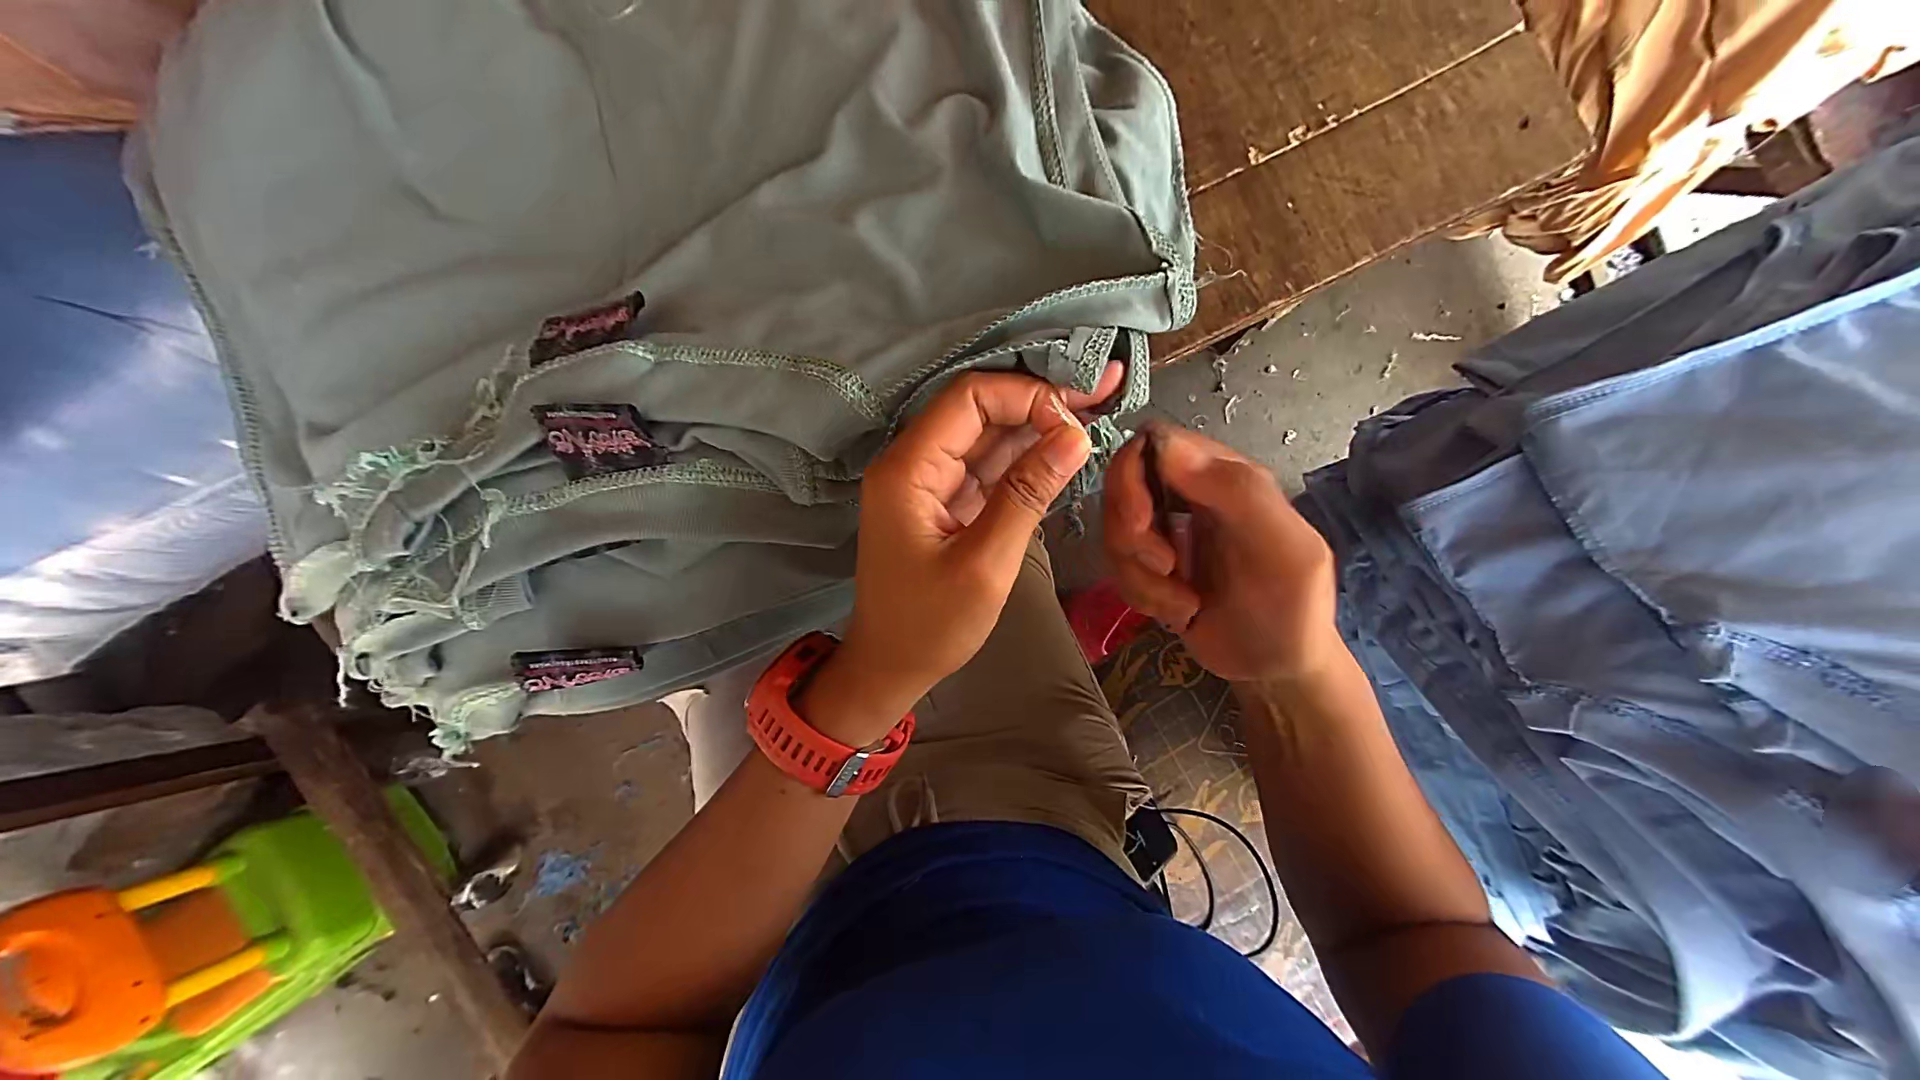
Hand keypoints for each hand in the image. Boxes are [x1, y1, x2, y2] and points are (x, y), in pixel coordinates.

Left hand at [804, 365, 1122, 742]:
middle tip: (1104, 392)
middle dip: (1039, 401)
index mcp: (908, 469)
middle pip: (979, 409)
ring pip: (987, 434)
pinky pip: (987, 465)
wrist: (890, 666)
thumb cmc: (930, 626)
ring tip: (1096, 409)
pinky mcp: (945, 500)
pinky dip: (1025, 457)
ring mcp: (929, 481)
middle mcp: (913, 462)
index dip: (1025, 396)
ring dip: (1038, 424)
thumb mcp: (985, 564)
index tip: (1075, 418)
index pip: (969, 399)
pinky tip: (1064, 447)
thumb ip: (1027, 495)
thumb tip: (1074, 436)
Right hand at [1102, 423, 1342, 683]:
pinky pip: (1116, 566)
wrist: (1274, 669)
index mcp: (1224, 474)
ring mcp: (1165, 528)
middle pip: (1120, 483)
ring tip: (1184, 603)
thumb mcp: (1283, 551)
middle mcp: (1187, 492)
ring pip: (1114, 529)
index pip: (1154, 442)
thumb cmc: (1291, 610)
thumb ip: (1237, 492)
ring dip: (1141, 575)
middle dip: (1130, 532)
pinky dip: (1140, 595)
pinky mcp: (1147, 564)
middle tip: (1164, 567)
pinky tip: (1178, 612)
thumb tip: (1166, 446)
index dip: (1134, 476)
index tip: (1144, 524)